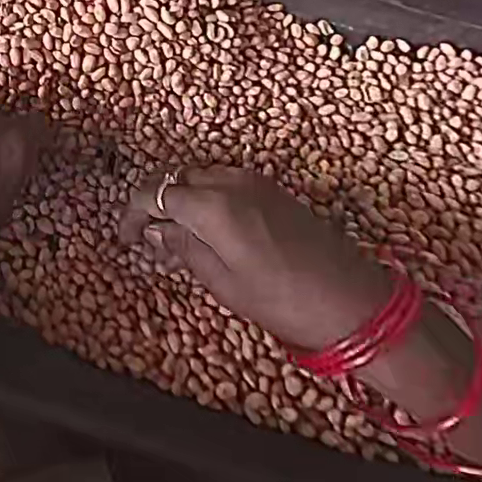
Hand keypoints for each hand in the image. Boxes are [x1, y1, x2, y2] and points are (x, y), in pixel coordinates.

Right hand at [117, 166, 396, 351]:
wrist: (356, 303)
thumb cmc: (284, 300)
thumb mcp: (223, 281)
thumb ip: (183, 247)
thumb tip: (157, 231)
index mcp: (212, 205)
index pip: (154, 193)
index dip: (132, 213)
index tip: (126, 237)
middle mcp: (230, 182)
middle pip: (173, 178)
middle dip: (153, 202)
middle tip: (146, 237)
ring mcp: (254, 182)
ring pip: (197, 178)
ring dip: (178, 198)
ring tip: (175, 236)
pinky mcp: (271, 190)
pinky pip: (222, 182)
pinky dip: (203, 198)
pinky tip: (205, 228)